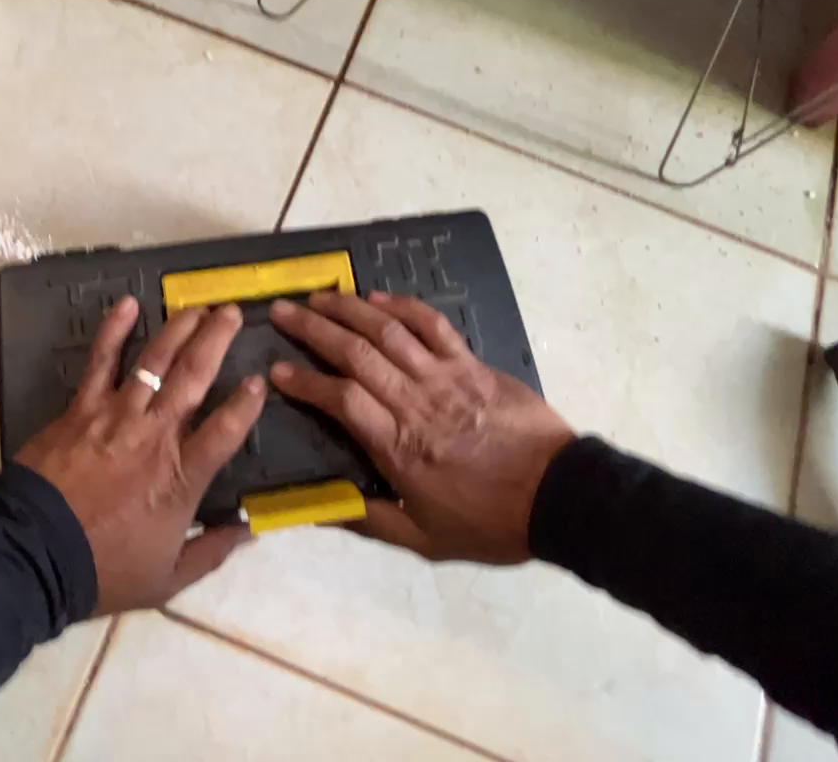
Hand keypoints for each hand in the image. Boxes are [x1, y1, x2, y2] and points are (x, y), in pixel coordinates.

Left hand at [16, 296, 265, 614]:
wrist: (32, 557)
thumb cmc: (104, 568)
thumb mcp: (167, 576)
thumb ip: (211, 550)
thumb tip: (249, 529)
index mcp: (181, 476)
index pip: (225, 430)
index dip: (246, 403)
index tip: (259, 380)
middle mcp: (154, 435)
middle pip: (193, 378)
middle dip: (215, 341)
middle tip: (231, 312)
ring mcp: (116, 416)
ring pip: (154, 361)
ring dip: (179, 329)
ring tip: (199, 307)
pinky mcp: (81, 408)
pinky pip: (100, 363)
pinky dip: (114, 331)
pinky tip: (128, 304)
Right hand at [269, 290, 573, 564]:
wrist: (560, 498)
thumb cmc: (489, 521)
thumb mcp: (424, 540)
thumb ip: (370, 521)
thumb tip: (321, 508)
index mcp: (399, 446)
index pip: (341, 400)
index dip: (305, 382)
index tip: (277, 370)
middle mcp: (415, 402)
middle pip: (356, 354)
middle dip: (313, 329)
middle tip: (283, 311)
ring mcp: (445, 377)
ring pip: (389, 332)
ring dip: (349, 309)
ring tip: (319, 296)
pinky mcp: (472, 364)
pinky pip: (433, 326)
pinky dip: (404, 307)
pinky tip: (378, 296)